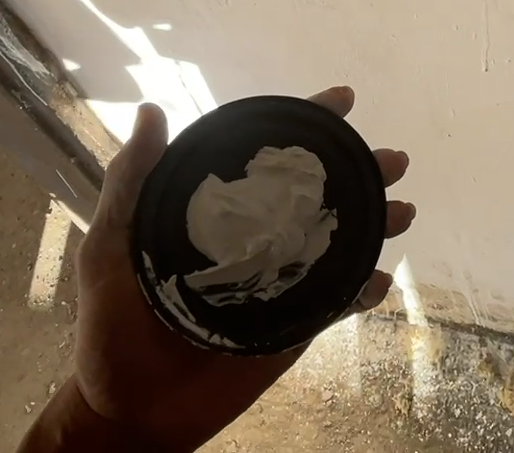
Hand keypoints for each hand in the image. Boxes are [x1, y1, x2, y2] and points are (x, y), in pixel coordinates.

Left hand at [59, 87, 414, 450]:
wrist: (128, 412)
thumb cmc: (112, 325)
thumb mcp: (111, 247)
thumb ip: (131, 182)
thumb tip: (151, 111)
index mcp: (226, 210)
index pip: (272, 154)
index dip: (311, 122)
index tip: (343, 100)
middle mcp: (263, 234)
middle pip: (322, 192)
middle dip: (364, 170)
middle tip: (392, 160)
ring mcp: (285, 279)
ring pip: (342, 240)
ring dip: (377, 223)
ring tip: (402, 212)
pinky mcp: (296, 325)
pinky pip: (339, 303)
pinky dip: (365, 290)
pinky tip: (378, 280)